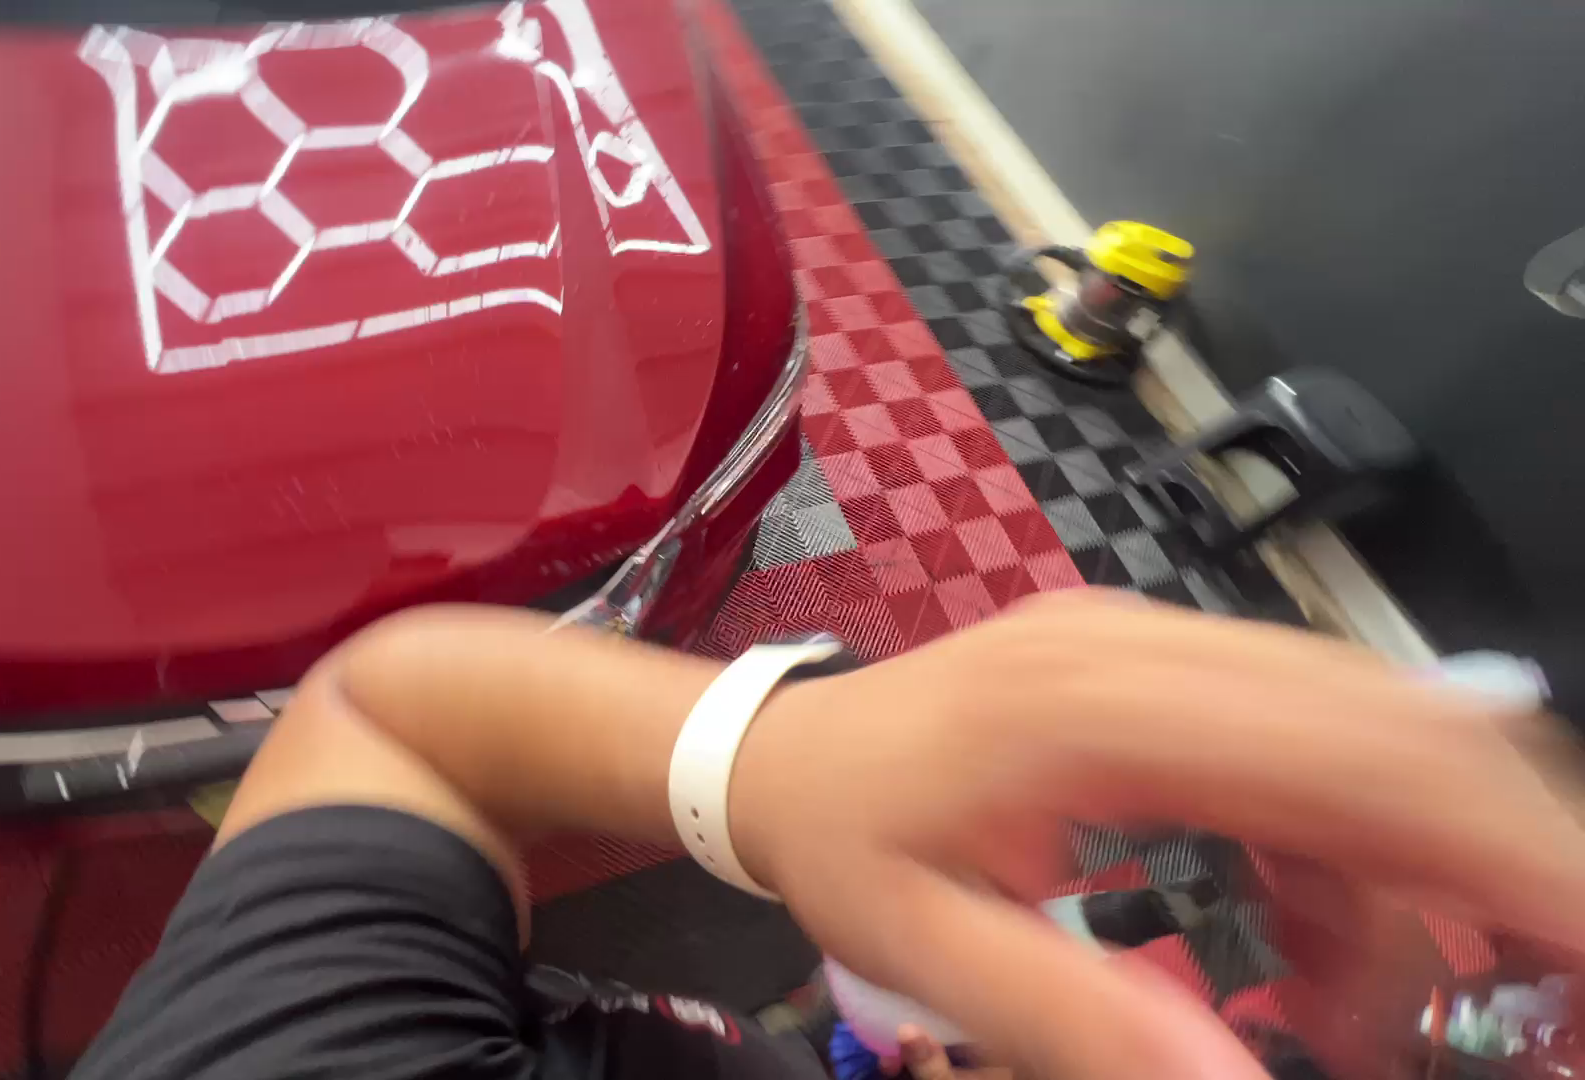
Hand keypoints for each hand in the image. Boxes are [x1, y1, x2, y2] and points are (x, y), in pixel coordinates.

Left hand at [728, 590, 1584, 1079]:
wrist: (774, 754)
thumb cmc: (838, 835)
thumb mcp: (923, 941)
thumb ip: (1070, 1013)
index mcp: (1073, 706)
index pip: (1348, 749)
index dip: (1517, 858)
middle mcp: (1116, 644)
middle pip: (1379, 719)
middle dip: (1489, 865)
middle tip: (1498, 1013)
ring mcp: (1118, 637)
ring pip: (1344, 718)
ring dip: (1400, 861)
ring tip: (1350, 994)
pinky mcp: (1114, 656)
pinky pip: (1276, 720)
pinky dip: (1325, 825)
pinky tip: (1292, 915)